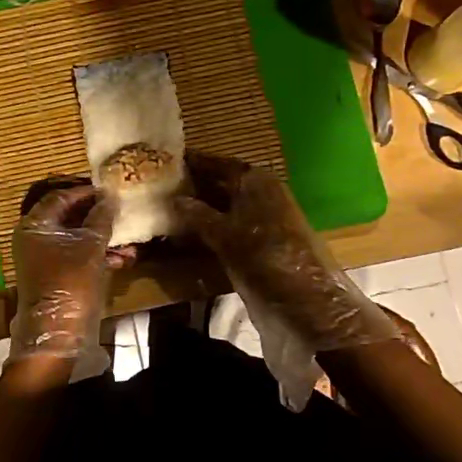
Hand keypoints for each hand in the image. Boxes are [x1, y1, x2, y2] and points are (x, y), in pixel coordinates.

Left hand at [8, 184, 115, 363]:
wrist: (56, 332)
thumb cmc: (70, 281)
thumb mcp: (90, 246)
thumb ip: (101, 218)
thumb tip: (109, 198)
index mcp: (35, 225)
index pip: (61, 196)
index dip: (86, 192)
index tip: (110, 191)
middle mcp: (34, 238)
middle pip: (68, 217)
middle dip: (97, 216)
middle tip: (120, 212)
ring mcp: (43, 258)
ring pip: (76, 238)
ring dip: (102, 238)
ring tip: (128, 242)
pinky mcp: (54, 275)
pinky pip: (76, 256)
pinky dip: (97, 255)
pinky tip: (122, 260)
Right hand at [172, 153, 396, 351]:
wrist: (304, 300)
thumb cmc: (264, 257)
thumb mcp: (225, 234)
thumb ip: (198, 214)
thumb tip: (173, 198)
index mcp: (255, 180)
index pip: (217, 163)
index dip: (192, 162)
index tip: (163, 162)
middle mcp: (260, 192)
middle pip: (220, 183)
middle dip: (191, 187)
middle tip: (157, 189)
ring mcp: (261, 218)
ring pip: (222, 207)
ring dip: (197, 210)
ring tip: (164, 211)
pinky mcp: (260, 242)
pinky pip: (228, 227)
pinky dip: (208, 229)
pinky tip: (186, 235)